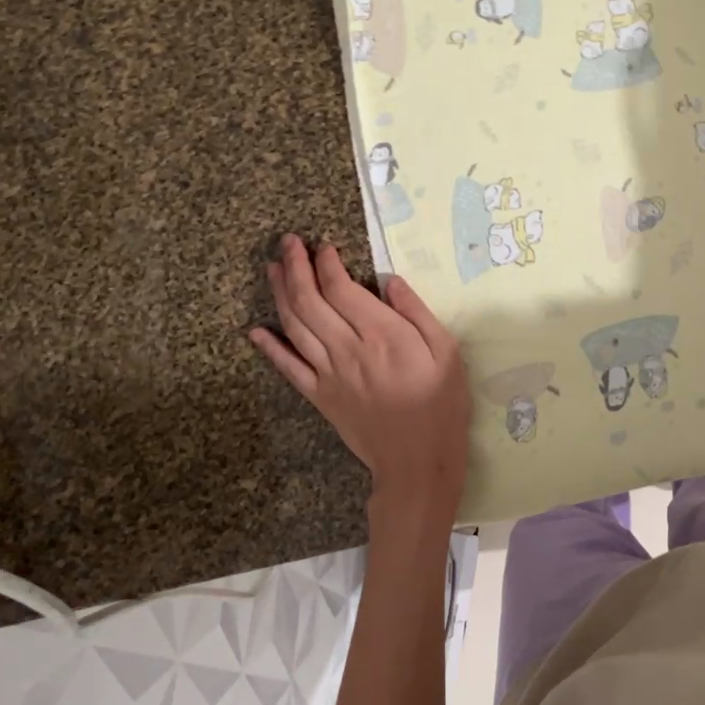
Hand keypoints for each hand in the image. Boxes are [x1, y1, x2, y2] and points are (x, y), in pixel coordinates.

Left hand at [249, 234, 470, 518]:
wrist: (418, 461)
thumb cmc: (442, 404)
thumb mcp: (448, 352)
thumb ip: (417, 313)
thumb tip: (390, 280)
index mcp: (383, 335)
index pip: (342, 289)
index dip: (327, 264)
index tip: (324, 246)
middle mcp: (348, 349)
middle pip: (310, 302)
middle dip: (295, 268)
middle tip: (287, 243)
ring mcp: (328, 374)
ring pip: (295, 327)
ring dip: (280, 295)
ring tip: (272, 269)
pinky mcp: (320, 396)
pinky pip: (287, 368)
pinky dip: (269, 347)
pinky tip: (256, 330)